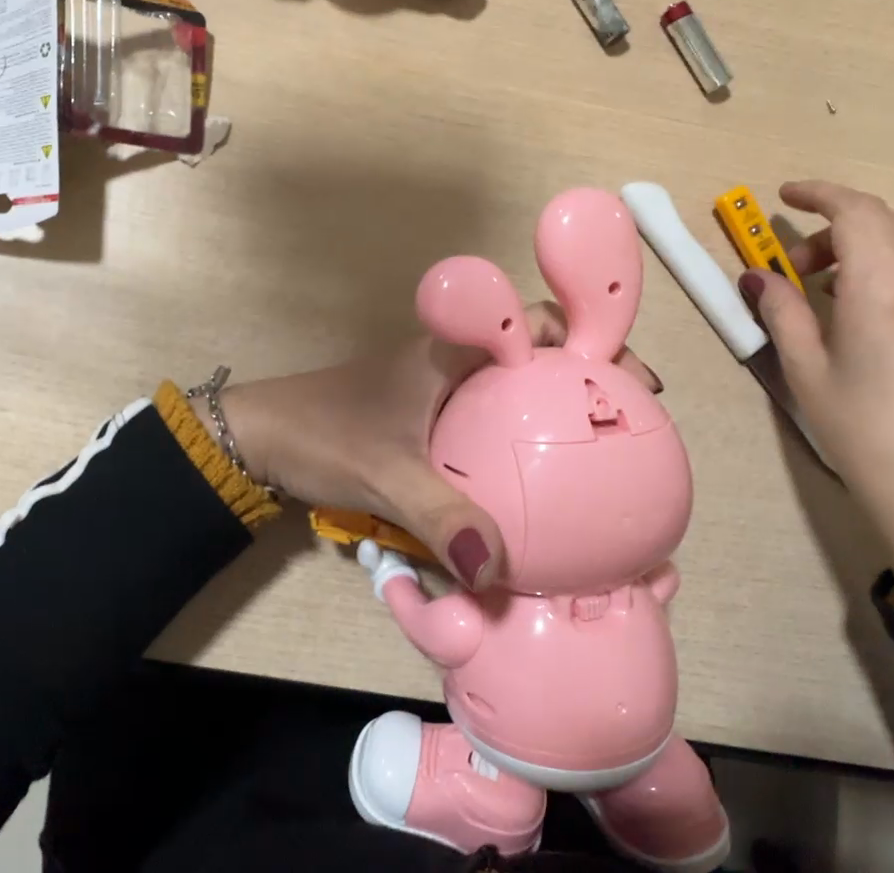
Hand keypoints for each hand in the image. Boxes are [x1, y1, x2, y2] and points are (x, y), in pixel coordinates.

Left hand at [209, 305, 659, 589]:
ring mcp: (437, 388)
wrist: (260, 438)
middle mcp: (451, 360)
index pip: (537, 323)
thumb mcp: (385, 475)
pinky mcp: (424, 416)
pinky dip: (516, 439)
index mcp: (451, 350)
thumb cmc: (322, 436)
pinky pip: (486, 419)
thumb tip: (499, 571)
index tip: (634, 381)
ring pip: (511, 389)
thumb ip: (442, 518)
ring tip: (594, 458)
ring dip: (551, 409)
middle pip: (535, 354)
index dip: (591, 340)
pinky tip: (531, 485)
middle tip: (627, 426)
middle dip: (583, 379)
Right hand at [740, 181, 893, 616]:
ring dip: (879, 242)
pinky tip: (884, 313)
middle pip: (886, 222)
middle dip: (835, 228)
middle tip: (796, 269)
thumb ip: (783, 315)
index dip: (819, 194)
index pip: (856, 211)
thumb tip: (759, 278)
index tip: (785, 197)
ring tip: (844, 287)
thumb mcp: (808, 375)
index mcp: (884, 286)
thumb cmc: (868, 435)